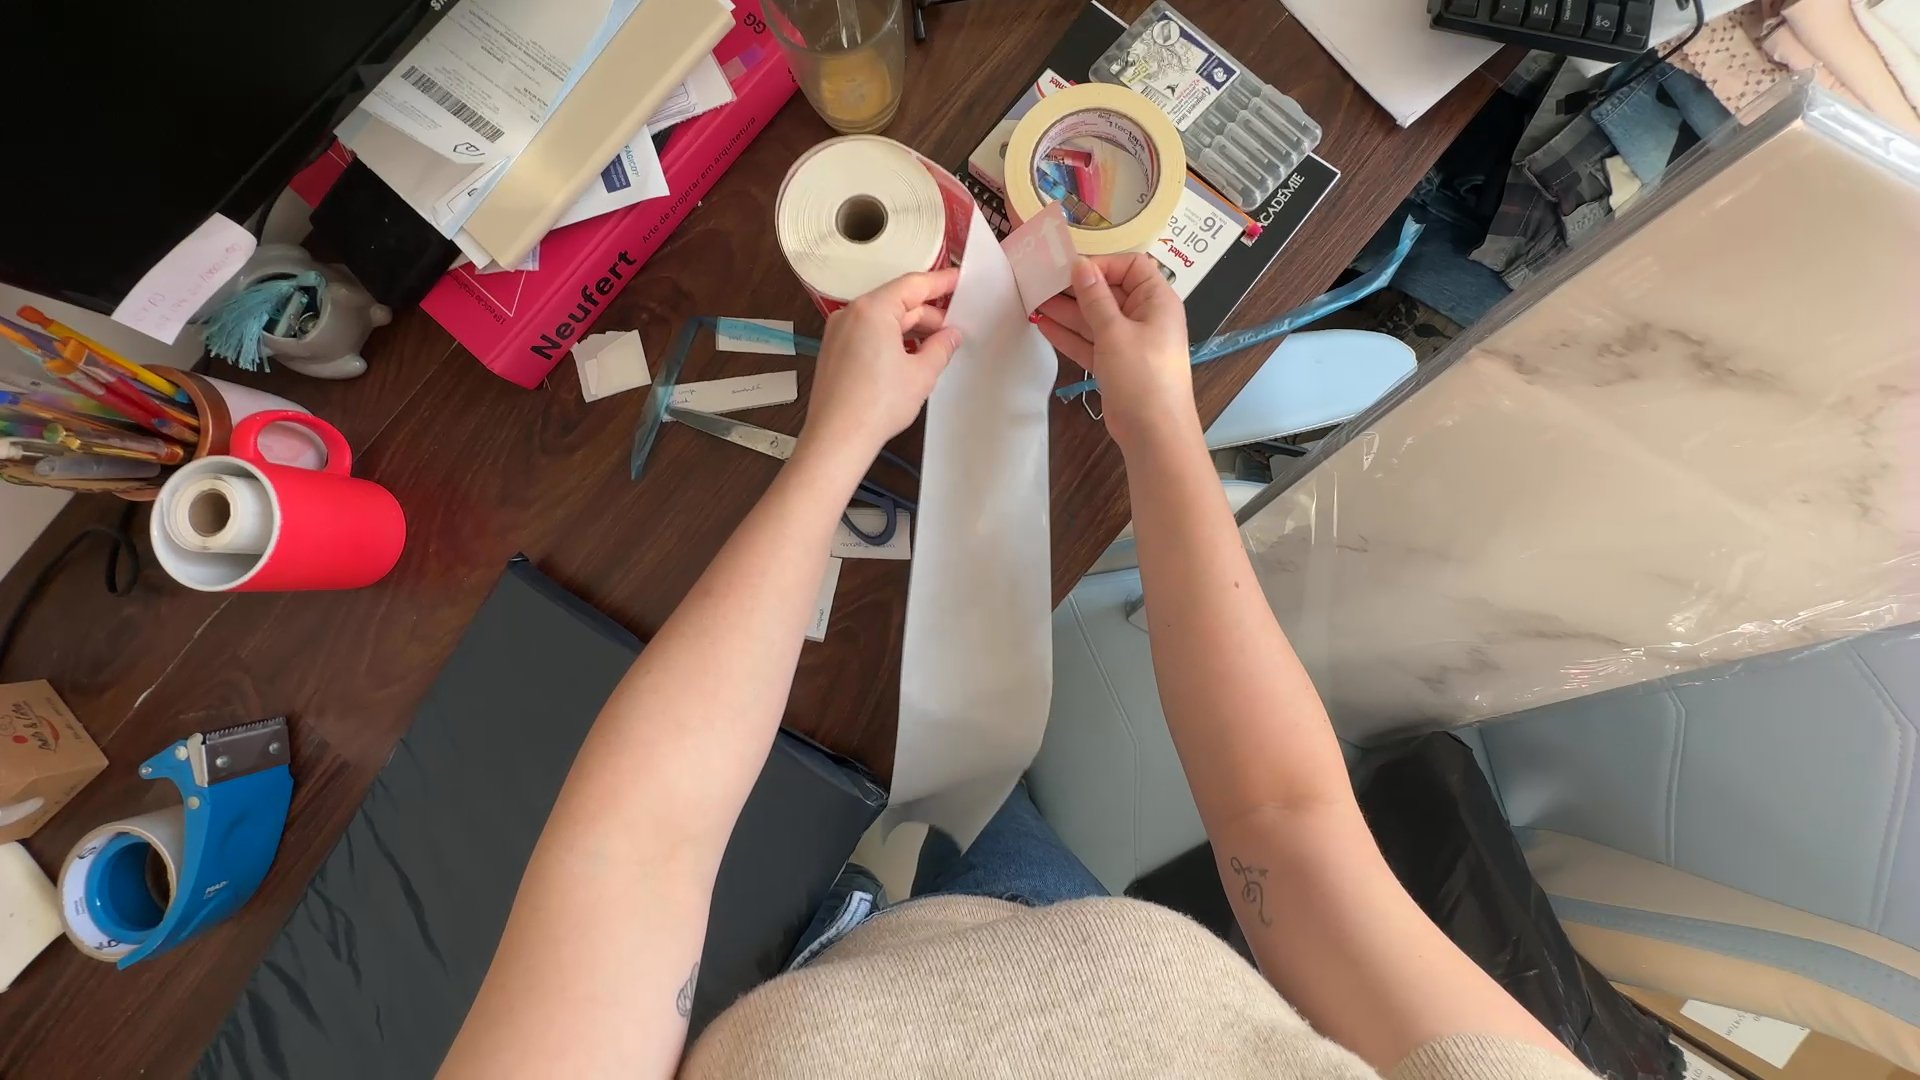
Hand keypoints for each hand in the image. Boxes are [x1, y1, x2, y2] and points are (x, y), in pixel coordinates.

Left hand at [801, 267, 961, 459]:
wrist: (838, 438)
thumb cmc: (876, 405)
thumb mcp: (922, 374)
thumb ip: (941, 347)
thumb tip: (951, 336)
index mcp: (873, 309)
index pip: (913, 284)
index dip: (941, 282)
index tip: (959, 280)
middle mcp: (851, 314)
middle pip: (897, 301)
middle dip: (928, 313)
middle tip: (954, 328)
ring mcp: (839, 332)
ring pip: (883, 319)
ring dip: (911, 329)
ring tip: (935, 347)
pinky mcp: (835, 352)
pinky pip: (868, 334)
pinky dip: (891, 340)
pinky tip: (909, 358)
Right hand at [1036, 255, 1197, 452]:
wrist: (1154, 433)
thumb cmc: (1143, 376)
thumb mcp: (1116, 332)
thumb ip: (1095, 298)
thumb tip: (1081, 266)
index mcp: (1156, 301)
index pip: (1131, 267)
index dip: (1102, 264)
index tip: (1070, 268)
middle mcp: (1144, 317)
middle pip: (1108, 293)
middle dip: (1076, 288)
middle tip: (1041, 281)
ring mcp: (1128, 343)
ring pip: (1094, 319)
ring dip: (1066, 311)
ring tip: (1033, 301)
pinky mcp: (1113, 365)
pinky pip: (1089, 343)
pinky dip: (1068, 335)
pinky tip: (1043, 325)